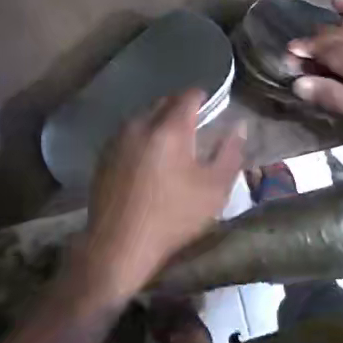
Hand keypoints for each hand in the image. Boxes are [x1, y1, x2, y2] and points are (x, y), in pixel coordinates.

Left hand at [73, 89, 245, 302]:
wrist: (118, 246)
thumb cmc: (173, 218)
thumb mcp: (214, 189)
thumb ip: (230, 153)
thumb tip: (239, 127)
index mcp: (170, 129)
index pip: (188, 96)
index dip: (203, 97)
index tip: (213, 106)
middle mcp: (140, 125)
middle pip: (164, 102)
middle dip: (180, 108)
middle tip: (196, 126)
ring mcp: (117, 139)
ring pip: (143, 117)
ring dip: (159, 122)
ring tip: (172, 144)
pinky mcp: (103, 156)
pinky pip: (127, 134)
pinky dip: (141, 138)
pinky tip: (148, 160)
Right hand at [288, 0, 342, 150]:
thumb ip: (334, 97)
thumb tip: (299, 82)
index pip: (326, 50)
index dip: (305, 51)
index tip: (286, 54)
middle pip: (336, 35)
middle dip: (313, 42)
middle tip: (295, 53)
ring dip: (328, 29)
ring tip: (311, 37)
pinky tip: (338, 0)